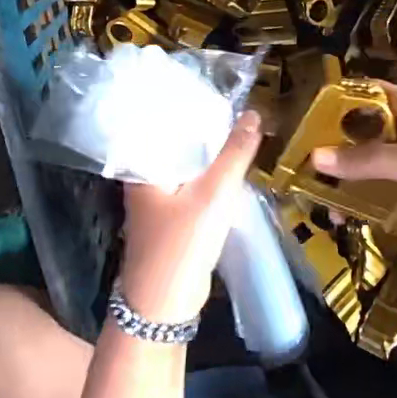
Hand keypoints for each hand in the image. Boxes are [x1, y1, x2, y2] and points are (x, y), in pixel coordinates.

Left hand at [117, 110, 263, 323]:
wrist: (164, 307)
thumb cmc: (181, 246)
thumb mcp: (213, 196)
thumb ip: (234, 154)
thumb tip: (254, 113)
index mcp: (142, 166)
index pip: (163, 122)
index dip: (191, 106)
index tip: (219, 90)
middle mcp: (144, 177)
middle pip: (177, 143)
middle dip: (204, 129)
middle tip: (238, 107)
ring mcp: (156, 198)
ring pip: (186, 165)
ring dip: (209, 154)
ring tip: (240, 130)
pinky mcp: (171, 216)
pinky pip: (191, 184)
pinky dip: (209, 175)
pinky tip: (230, 168)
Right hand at [310, 83, 396, 231]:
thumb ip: (366, 160)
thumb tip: (315, 157)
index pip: (358, 91)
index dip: (329, 105)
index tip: (302, 127)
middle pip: (360, 122)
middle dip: (334, 143)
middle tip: (307, 167)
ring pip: (371, 149)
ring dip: (349, 168)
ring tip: (325, 194)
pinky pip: (385, 169)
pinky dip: (368, 182)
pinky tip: (353, 204)